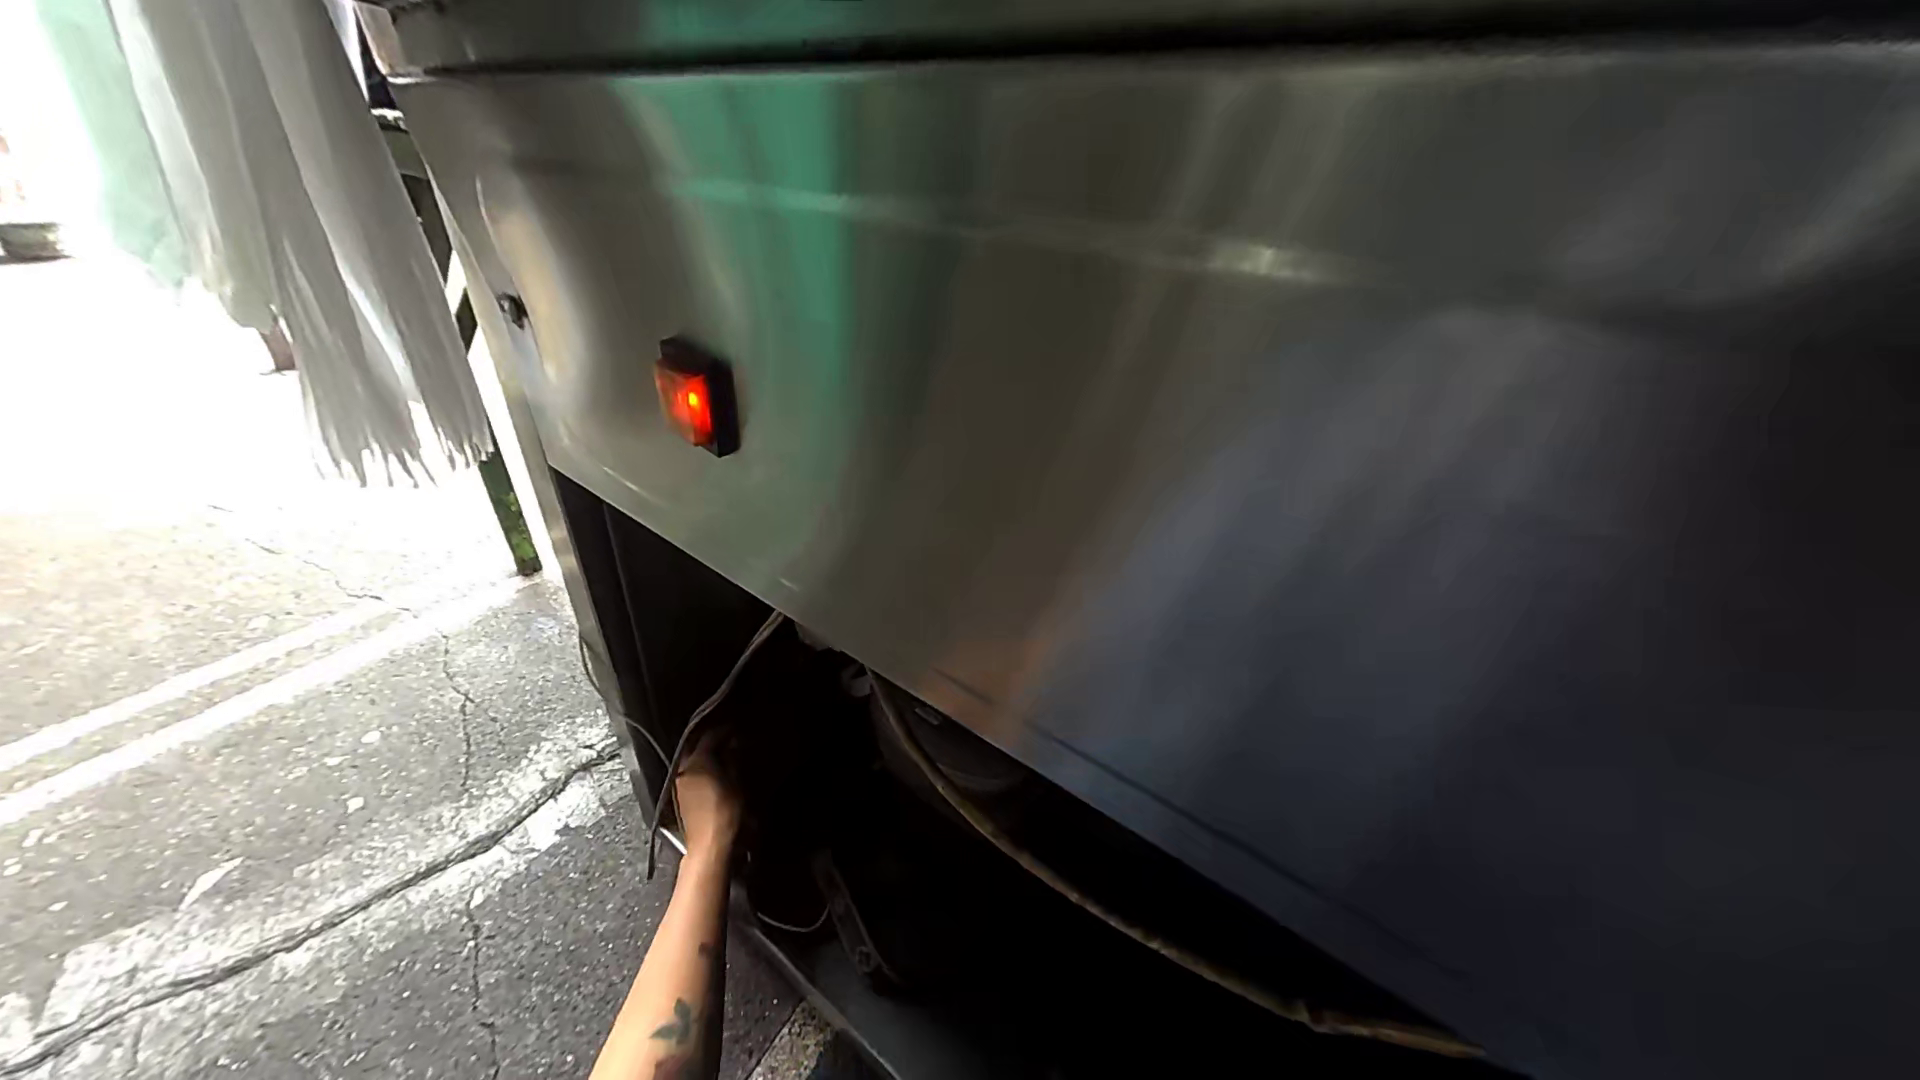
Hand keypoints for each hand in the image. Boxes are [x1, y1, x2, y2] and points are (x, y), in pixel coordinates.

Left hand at [673, 733, 740, 861]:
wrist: (709, 846)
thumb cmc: (726, 811)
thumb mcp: (736, 781)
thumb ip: (732, 759)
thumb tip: (732, 744)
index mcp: (696, 762)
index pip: (710, 736)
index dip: (724, 730)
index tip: (736, 728)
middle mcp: (682, 769)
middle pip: (695, 746)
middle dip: (711, 740)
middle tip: (728, 738)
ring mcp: (678, 784)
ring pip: (691, 759)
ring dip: (705, 754)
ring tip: (722, 753)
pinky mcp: (679, 796)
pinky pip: (690, 772)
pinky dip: (701, 766)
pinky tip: (713, 770)